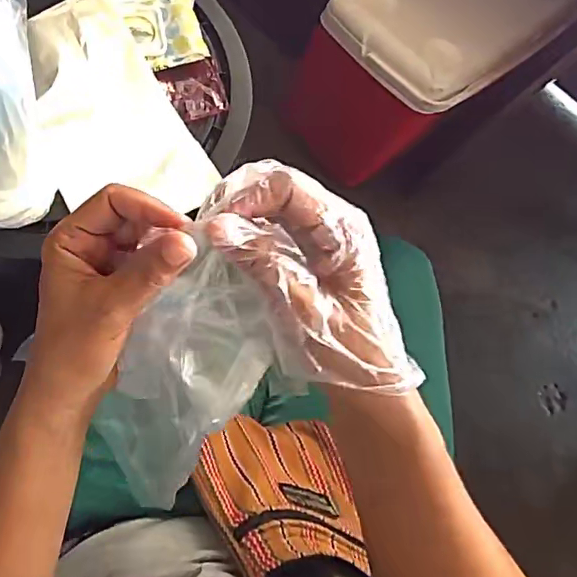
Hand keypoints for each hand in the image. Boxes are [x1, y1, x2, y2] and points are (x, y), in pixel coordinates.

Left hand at [27, 184, 196, 422]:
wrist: (66, 394)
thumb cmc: (75, 350)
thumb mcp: (112, 307)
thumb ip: (149, 272)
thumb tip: (187, 241)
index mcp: (69, 239)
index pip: (111, 200)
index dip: (147, 207)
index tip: (179, 228)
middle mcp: (84, 243)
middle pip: (128, 215)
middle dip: (158, 224)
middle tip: (192, 243)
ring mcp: (101, 262)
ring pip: (139, 236)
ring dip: (163, 243)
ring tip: (189, 256)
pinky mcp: (116, 281)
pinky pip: (143, 258)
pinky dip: (161, 260)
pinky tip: (179, 270)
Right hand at [205, 161, 421, 392]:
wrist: (370, 390)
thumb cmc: (348, 355)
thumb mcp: (303, 310)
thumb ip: (263, 263)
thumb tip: (217, 227)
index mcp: (343, 229)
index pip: (287, 186)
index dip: (246, 195)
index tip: (215, 220)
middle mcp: (333, 222)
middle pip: (277, 187)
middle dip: (237, 200)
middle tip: (206, 227)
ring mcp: (320, 235)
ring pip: (271, 203)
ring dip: (238, 214)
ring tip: (211, 237)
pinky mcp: (306, 251)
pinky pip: (271, 225)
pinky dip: (245, 231)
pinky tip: (227, 247)